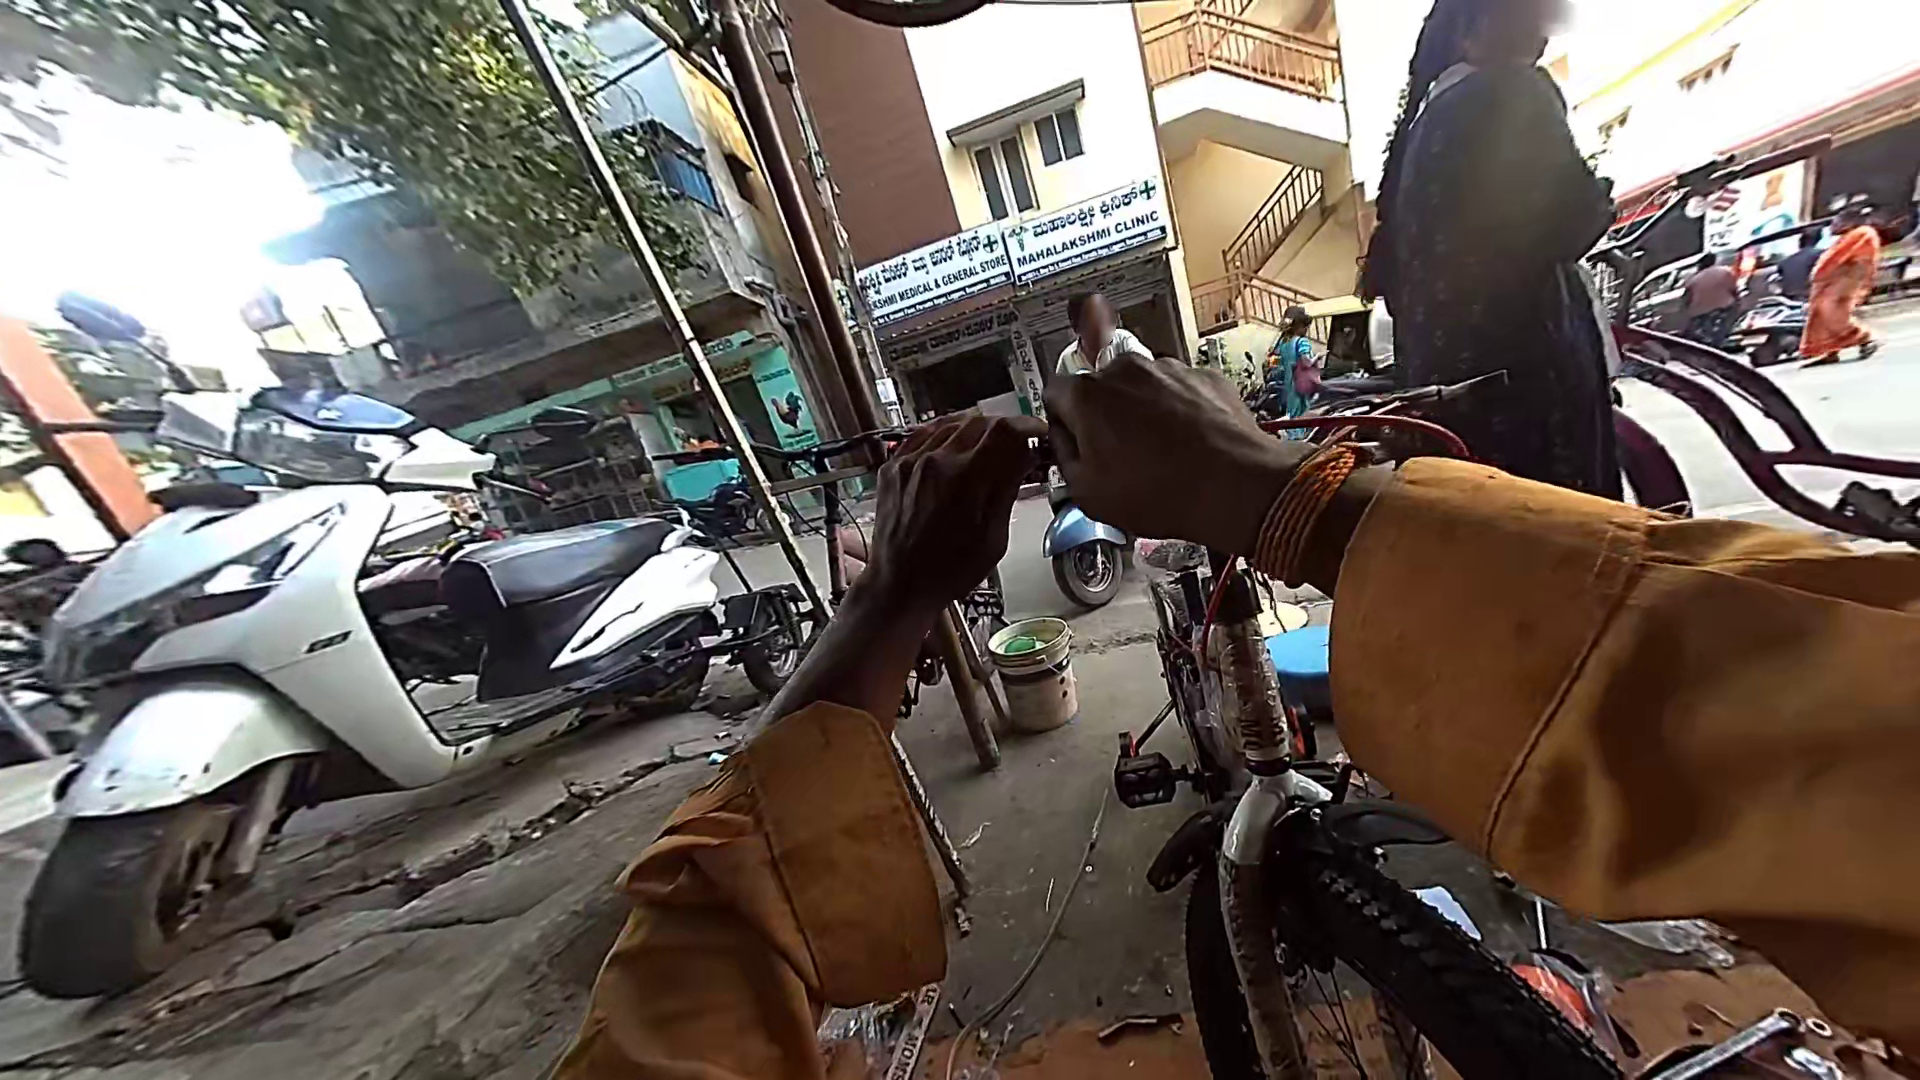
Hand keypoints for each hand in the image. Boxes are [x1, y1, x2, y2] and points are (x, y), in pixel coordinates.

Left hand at [860, 414, 1044, 614]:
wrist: (899, 583)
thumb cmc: (950, 570)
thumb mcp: (993, 537)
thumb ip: (1006, 489)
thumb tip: (1025, 454)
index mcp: (966, 479)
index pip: (1005, 430)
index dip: (1028, 426)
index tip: (1038, 434)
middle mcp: (936, 461)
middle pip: (980, 421)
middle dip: (1004, 430)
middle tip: (1015, 446)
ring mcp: (911, 461)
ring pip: (952, 423)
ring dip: (976, 430)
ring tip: (987, 448)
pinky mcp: (894, 466)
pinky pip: (924, 435)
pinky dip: (945, 435)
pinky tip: (955, 448)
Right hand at [1045, 354, 1306, 553]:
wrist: (1234, 487)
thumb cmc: (1160, 492)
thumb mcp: (1086, 492)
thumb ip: (1062, 457)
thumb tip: (1063, 442)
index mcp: (1086, 396)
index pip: (1054, 392)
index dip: (1060, 420)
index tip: (1071, 439)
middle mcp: (1124, 371)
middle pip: (1098, 387)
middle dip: (1100, 415)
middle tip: (1114, 453)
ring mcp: (1166, 369)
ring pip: (1137, 388)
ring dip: (1138, 413)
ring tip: (1153, 454)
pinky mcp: (1201, 376)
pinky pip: (1175, 390)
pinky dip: (1174, 412)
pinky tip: (1181, 445)